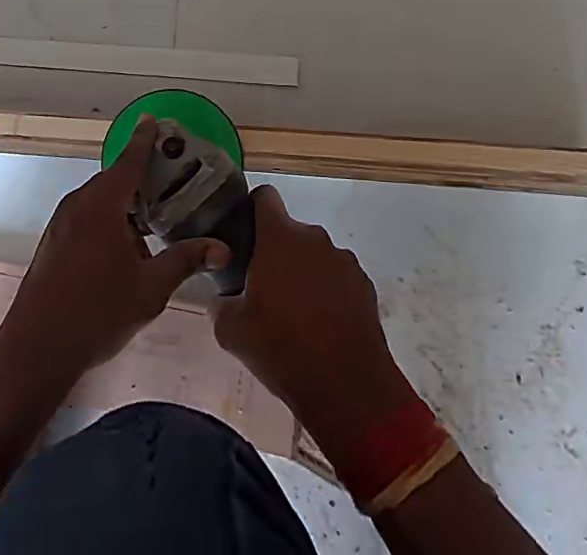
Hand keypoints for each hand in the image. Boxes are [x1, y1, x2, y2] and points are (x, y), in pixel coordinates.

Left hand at [0, 116, 229, 385]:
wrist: (38, 347)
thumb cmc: (96, 314)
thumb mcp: (150, 289)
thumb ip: (185, 261)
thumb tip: (221, 248)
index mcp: (101, 206)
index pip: (128, 162)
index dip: (144, 141)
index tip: (153, 121)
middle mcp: (78, 205)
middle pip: (115, 179)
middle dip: (143, 177)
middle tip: (174, 179)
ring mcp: (62, 222)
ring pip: (101, 199)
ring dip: (127, 202)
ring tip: (158, 215)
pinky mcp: (55, 240)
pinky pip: (88, 215)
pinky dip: (111, 216)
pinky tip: (130, 243)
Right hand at [209, 186, 423, 456]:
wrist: (348, 388)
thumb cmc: (282, 349)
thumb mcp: (230, 329)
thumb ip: (221, 302)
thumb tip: (225, 297)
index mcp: (280, 238)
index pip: (264, 197)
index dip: (251, 208)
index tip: (243, 233)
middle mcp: (315, 239)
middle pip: (289, 233)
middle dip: (275, 253)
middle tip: (261, 288)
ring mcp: (345, 262)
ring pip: (314, 257)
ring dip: (302, 274)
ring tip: (293, 314)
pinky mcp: (366, 287)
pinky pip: (337, 279)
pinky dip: (327, 293)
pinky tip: (319, 327)